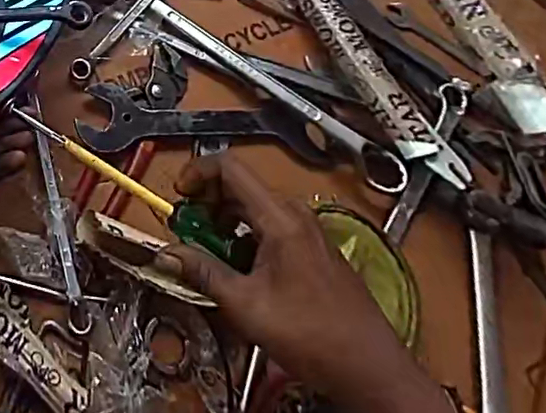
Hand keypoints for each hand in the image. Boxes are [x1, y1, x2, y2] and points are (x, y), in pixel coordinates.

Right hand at [158, 156, 452, 412]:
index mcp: (281, 219)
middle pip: (238, 186)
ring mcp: (307, 232)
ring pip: (251, 206)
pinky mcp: (311, 250)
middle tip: (188, 226)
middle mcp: (296, 216)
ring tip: (209, 250)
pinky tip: (238, 267)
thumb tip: (168, 254)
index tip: (180, 195)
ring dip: (222, 220)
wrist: (376, 377)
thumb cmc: (319, 339)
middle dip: (205, 202)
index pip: (229, 167)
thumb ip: (203, 272)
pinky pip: (267, 225)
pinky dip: (242, 235)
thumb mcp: (247, 306)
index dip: (196, 172)